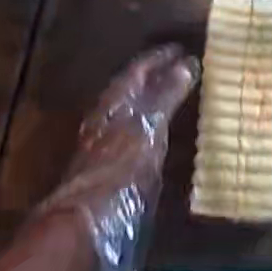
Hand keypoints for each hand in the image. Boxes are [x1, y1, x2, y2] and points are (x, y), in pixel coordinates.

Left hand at [0, 45, 197, 270]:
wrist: (86, 222)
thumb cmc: (120, 166)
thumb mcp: (149, 126)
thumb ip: (167, 94)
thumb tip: (186, 63)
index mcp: (116, 97)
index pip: (140, 66)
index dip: (161, 56)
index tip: (182, 48)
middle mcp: (107, 113)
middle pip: (135, 86)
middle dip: (158, 76)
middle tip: (184, 69)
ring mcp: (104, 140)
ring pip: (133, 109)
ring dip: (154, 101)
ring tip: (178, 98)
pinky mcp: (107, 165)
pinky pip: (134, 132)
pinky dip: (150, 125)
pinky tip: (162, 136)